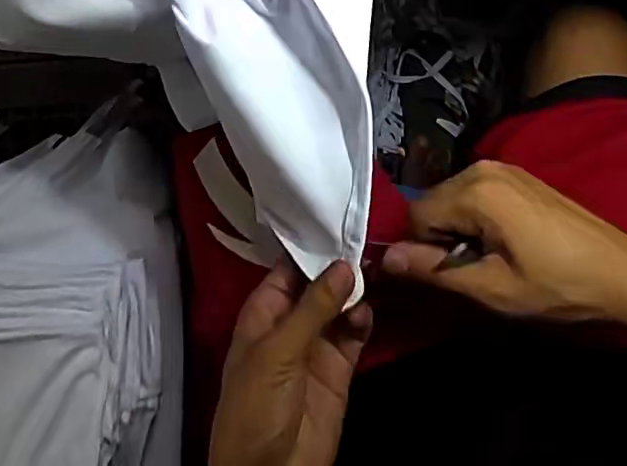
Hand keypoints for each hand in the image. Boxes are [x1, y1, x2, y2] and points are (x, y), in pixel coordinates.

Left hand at [208, 259, 372, 465]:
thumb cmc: (256, 407)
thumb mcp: (277, 352)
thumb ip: (312, 307)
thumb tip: (344, 264)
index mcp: (264, 311)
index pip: (289, 267)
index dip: (311, 246)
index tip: (339, 220)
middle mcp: (291, 321)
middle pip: (318, 282)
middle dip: (339, 264)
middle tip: (365, 240)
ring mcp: (316, 344)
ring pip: (339, 304)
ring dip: (354, 291)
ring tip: (370, 276)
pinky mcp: (338, 367)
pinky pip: (354, 332)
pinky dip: (362, 319)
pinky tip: (365, 313)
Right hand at [379, 160, 626, 325]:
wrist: (624, 275)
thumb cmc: (558, 286)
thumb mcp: (494, 288)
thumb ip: (435, 270)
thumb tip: (385, 259)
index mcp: (475, 189)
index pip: (415, 215)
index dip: (421, 251)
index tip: (447, 278)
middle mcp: (483, 167)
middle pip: (433, 202)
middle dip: (440, 238)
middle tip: (475, 272)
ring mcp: (503, 168)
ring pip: (452, 199)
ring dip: (458, 231)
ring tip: (493, 261)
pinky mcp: (518, 176)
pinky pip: (475, 194)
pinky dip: (476, 220)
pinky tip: (506, 245)